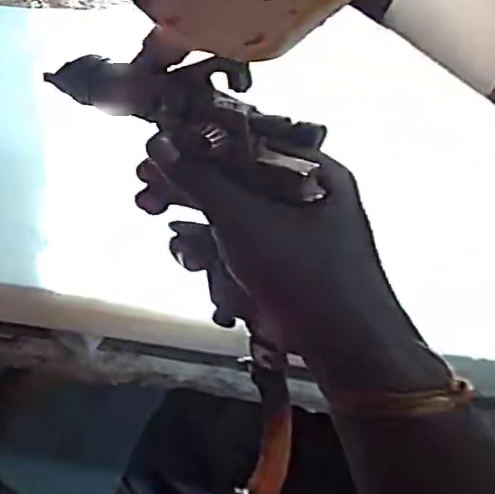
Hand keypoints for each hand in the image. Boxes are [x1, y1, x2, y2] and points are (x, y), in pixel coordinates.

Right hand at [137, 135, 449, 392]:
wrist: (348, 355)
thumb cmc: (308, 274)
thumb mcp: (242, 217)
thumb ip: (196, 177)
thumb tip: (159, 143)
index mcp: (310, 169)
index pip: (241, 138)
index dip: (193, 142)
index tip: (158, 150)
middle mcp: (300, 192)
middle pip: (225, 174)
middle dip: (182, 186)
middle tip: (147, 188)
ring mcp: (287, 228)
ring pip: (223, 209)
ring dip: (189, 221)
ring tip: (166, 231)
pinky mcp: (274, 258)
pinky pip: (230, 240)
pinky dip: (207, 248)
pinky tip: (192, 260)